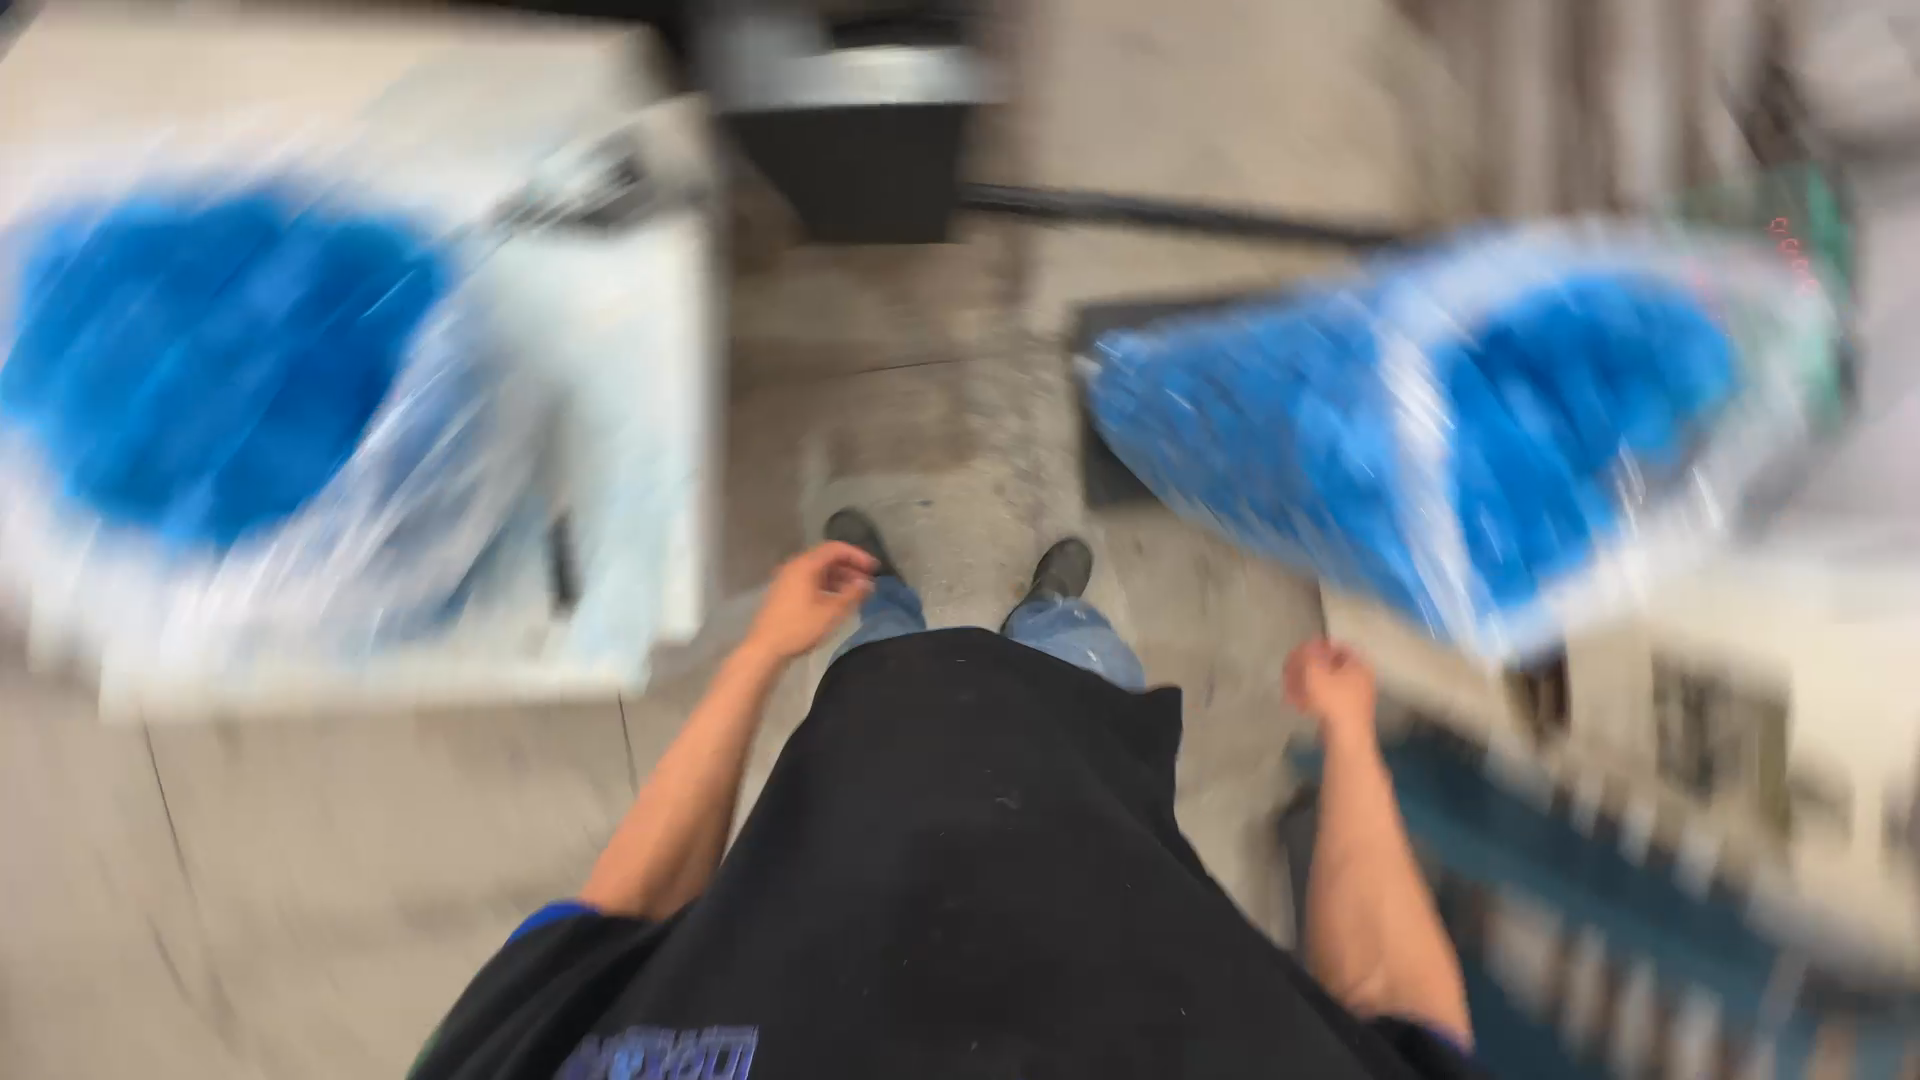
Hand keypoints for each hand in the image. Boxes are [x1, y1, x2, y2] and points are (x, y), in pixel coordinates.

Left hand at [744, 542, 879, 661]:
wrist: (765, 648)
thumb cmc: (799, 628)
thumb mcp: (832, 612)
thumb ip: (853, 594)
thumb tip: (868, 584)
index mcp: (805, 565)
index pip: (836, 548)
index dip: (858, 556)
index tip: (874, 569)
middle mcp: (795, 566)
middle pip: (827, 558)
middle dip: (850, 568)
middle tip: (868, 582)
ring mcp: (788, 579)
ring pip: (819, 571)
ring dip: (840, 578)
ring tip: (856, 594)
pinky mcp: (785, 592)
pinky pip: (811, 580)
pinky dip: (827, 586)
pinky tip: (837, 601)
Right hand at [1284, 639, 1376, 739]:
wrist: (1347, 737)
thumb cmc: (1332, 700)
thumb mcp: (1315, 672)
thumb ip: (1308, 654)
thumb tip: (1308, 644)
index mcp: (1358, 664)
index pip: (1336, 647)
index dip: (1315, 648)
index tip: (1298, 655)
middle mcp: (1360, 678)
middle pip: (1328, 666)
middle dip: (1305, 669)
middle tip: (1289, 673)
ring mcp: (1355, 697)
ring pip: (1324, 684)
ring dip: (1304, 684)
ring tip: (1288, 689)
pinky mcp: (1347, 712)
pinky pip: (1327, 699)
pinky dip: (1311, 698)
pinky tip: (1296, 703)